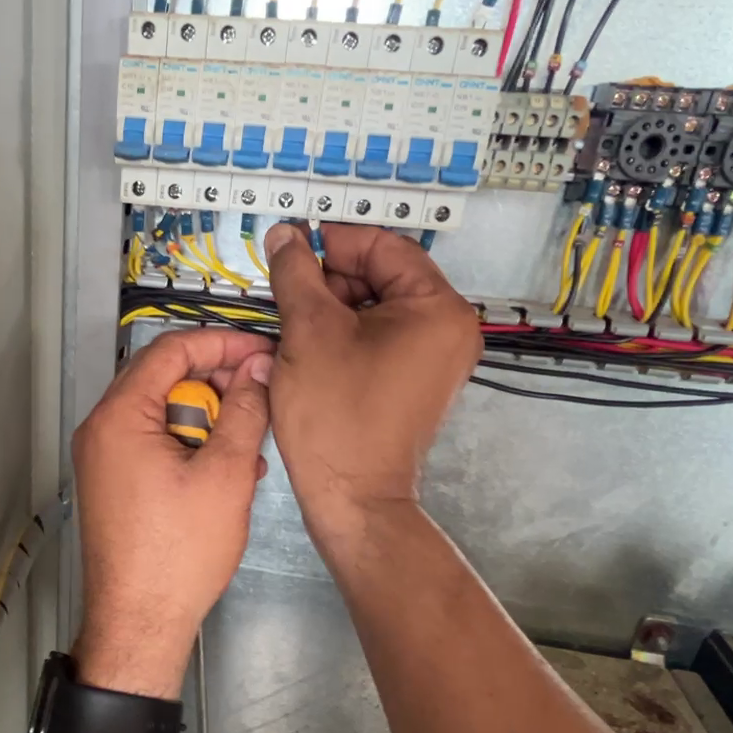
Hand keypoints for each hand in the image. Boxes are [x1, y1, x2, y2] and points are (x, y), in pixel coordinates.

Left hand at [72, 329, 275, 697]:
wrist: (140, 623)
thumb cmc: (179, 552)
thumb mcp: (225, 474)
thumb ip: (244, 411)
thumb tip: (257, 369)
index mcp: (119, 417)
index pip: (171, 350)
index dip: (222, 343)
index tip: (262, 352)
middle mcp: (101, 430)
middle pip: (164, 380)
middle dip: (217, 385)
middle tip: (260, 399)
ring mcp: (104, 460)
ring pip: (164, 415)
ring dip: (210, 422)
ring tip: (249, 447)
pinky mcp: (114, 485)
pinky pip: (155, 446)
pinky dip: (192, 448)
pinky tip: (228, 473)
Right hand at [262, 223, 480, 530]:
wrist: (352, 498)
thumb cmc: (334, 413)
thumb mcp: (309, 332)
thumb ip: (296, 274)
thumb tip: (285, 234)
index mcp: (438, 308)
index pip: (384, 247)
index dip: (332, 242)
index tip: (288, 249)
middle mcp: (449, 329)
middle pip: (381, 278)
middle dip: (329, 280)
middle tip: (283, 293)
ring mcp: (435, 360)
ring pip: (375, 311)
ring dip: (330, 310)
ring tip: (289, 326)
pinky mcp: (415, 384)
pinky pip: (378, 342)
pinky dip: (343, 338)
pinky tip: (307, 350)